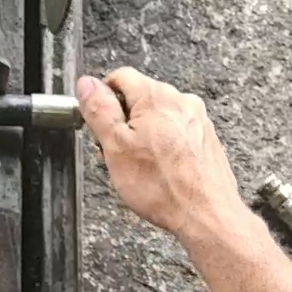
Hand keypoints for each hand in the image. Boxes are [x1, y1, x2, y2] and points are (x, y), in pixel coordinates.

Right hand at [76, 68, 250, 241]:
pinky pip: (175, 135)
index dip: (102, 100)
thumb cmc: (163, 186)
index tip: (98, 124)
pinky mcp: (205, 139)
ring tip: (139, 168)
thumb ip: (99, 111)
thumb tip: (86, 84)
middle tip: (117, 154)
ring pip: (157, 118)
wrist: (205, 214)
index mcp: (156, 96)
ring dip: (142, 137)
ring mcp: (196, 120)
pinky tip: (159, 172)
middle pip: (139, 99)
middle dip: (123, 123)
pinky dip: (163, 148)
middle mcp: (181, 101)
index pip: (119, 77)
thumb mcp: (115, 147)